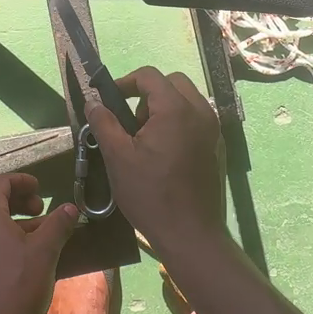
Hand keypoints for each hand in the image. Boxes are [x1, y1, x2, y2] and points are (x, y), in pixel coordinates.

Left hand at [0, 173, 80, 313]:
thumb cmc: (16, 286)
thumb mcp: (44, 252)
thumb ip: (58, 225)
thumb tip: (71, 207)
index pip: (1, 182)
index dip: (22, 181)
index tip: (41, 187)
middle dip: (21, 201)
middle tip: (42, 209)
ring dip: (17, 221)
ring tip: (42, 233)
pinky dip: (7, 238)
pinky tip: (27, 256)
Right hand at [84, 66, 225, 260]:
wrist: (192, 237)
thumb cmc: (152, 195)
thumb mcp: (118, 158)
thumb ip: (104, 123)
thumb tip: (93, 102)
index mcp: (176, 109)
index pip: (149, 76)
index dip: (126, 82)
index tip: (110, 101)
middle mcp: (200, 111)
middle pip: (172, 83)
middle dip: (149, 94)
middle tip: (133, 123)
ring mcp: (214, 129)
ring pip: (187, 100)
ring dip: (166, 108)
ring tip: (148, 141)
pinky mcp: (219, 147)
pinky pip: (198, 119)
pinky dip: (180, 123)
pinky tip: (167, 155)